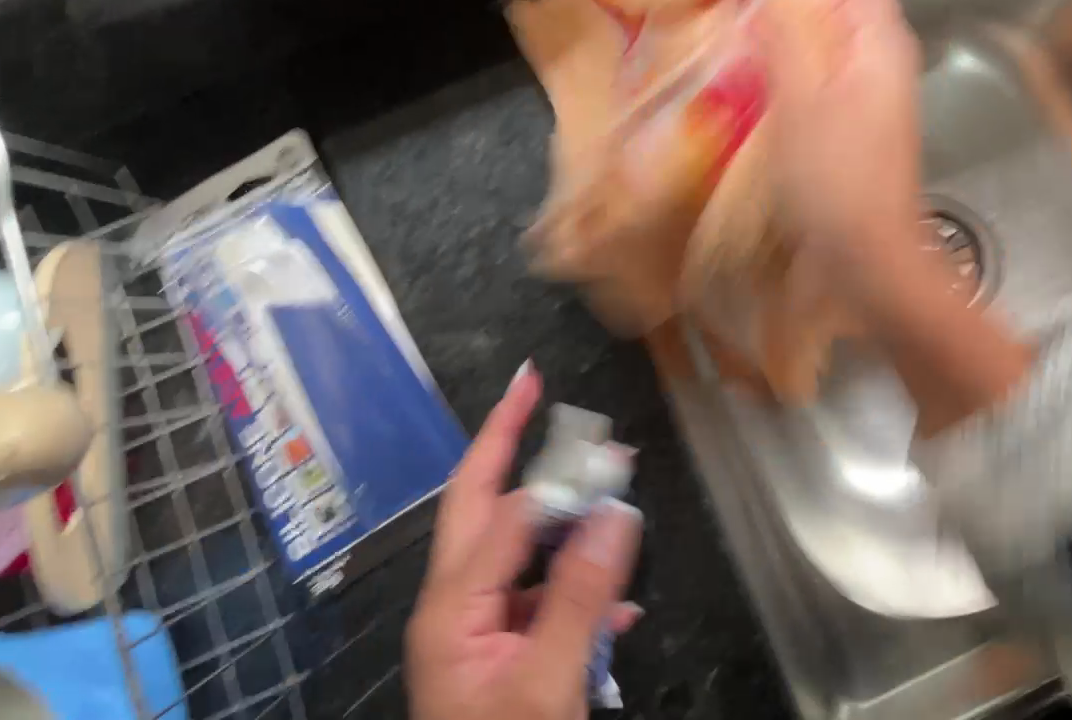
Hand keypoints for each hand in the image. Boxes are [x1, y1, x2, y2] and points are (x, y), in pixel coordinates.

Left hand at [406, 365, 642, 719]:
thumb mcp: (545, 685)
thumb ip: (579, 597)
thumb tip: (615, 510)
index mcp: (453, 606)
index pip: (509, 515)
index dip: (562, 480)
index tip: (612, 452)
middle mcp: (456, 603)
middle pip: (480, 502)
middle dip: (503, 441)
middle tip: (530, 387)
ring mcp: (477, 625)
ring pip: (517, 546)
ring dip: (562, 519)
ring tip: (604, 488)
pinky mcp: (501, 648)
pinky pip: (540, 593)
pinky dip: (578, 584)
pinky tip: (618, 610)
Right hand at [768, 0, 925, 286]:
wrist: (870, 256)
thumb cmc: (835, 176)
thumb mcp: (799, 99)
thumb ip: (785, 37)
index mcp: (883, 47)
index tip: (764, 4)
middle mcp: (889, 67)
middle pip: (843, 18)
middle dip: (792, 22)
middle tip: (746, 42)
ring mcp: (879, 102)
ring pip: (832, 56)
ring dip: (790, 58)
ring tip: (749, 75)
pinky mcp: (864, 133)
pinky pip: (829, 91)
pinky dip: (798, 90)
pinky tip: (768, 112)